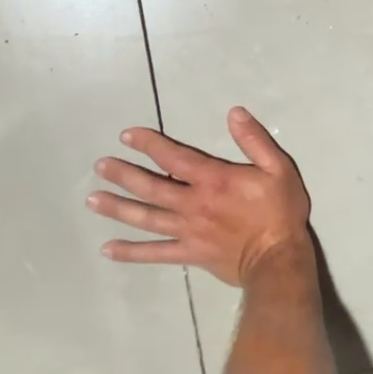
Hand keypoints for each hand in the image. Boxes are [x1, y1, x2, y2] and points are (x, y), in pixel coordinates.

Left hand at [86, 107, 311, 286]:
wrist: (279, 259)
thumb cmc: (280, 212)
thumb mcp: (278, 169)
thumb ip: (254, 141)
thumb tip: (234, 113)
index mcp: (213, 180)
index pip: (174, 157)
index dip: (149, 145)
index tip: (126, 136)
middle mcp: (192, 204)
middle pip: (151, 187)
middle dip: (124, 175)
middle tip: (100, 166)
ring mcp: (187, 231)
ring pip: (145, 218)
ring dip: (118, 208)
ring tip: (92, 200)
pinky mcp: (188, 254)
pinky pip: (155, 254)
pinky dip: (131, 252)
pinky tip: (108, 250)